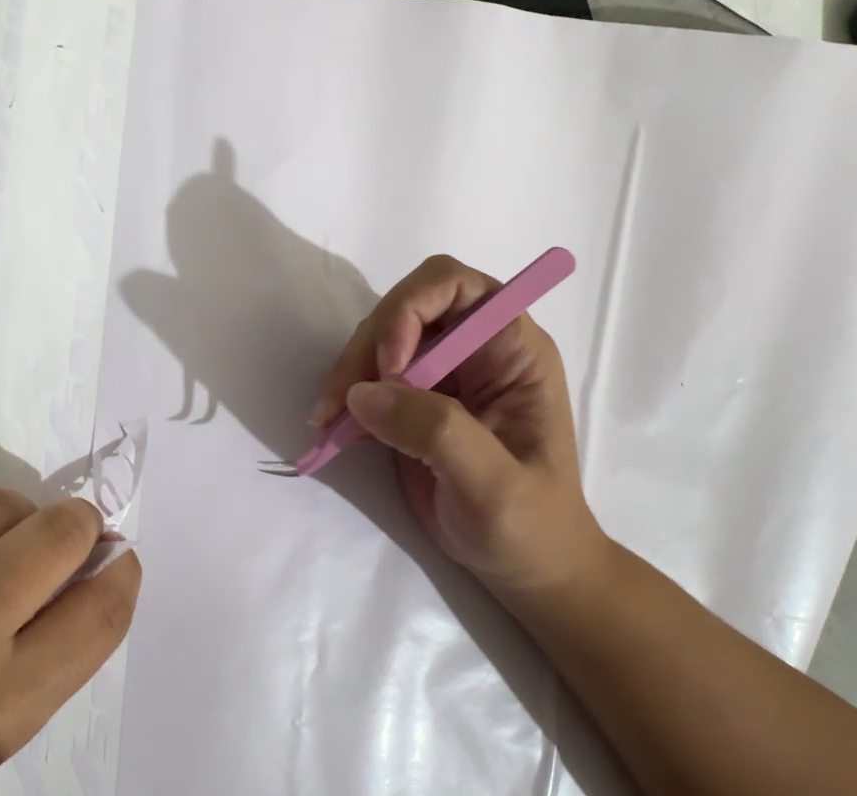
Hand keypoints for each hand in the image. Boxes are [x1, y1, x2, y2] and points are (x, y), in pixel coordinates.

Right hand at [313, 254, 607, 591]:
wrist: (524, 570)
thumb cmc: (529, 526)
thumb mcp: (494, 485)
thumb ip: (436, 432)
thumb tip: (363, 394)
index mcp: (511, 349)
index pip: (453, 286)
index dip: (411, 308)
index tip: (389, 366)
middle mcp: (473, 349)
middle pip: (403, 311)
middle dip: (367, 349)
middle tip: (340, 404)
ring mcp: (440, 374)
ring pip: (377, 343)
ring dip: (347, 375)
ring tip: (327, 422)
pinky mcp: (411, 402)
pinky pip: (366, 379)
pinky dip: (343, 400)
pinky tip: (333, 432)